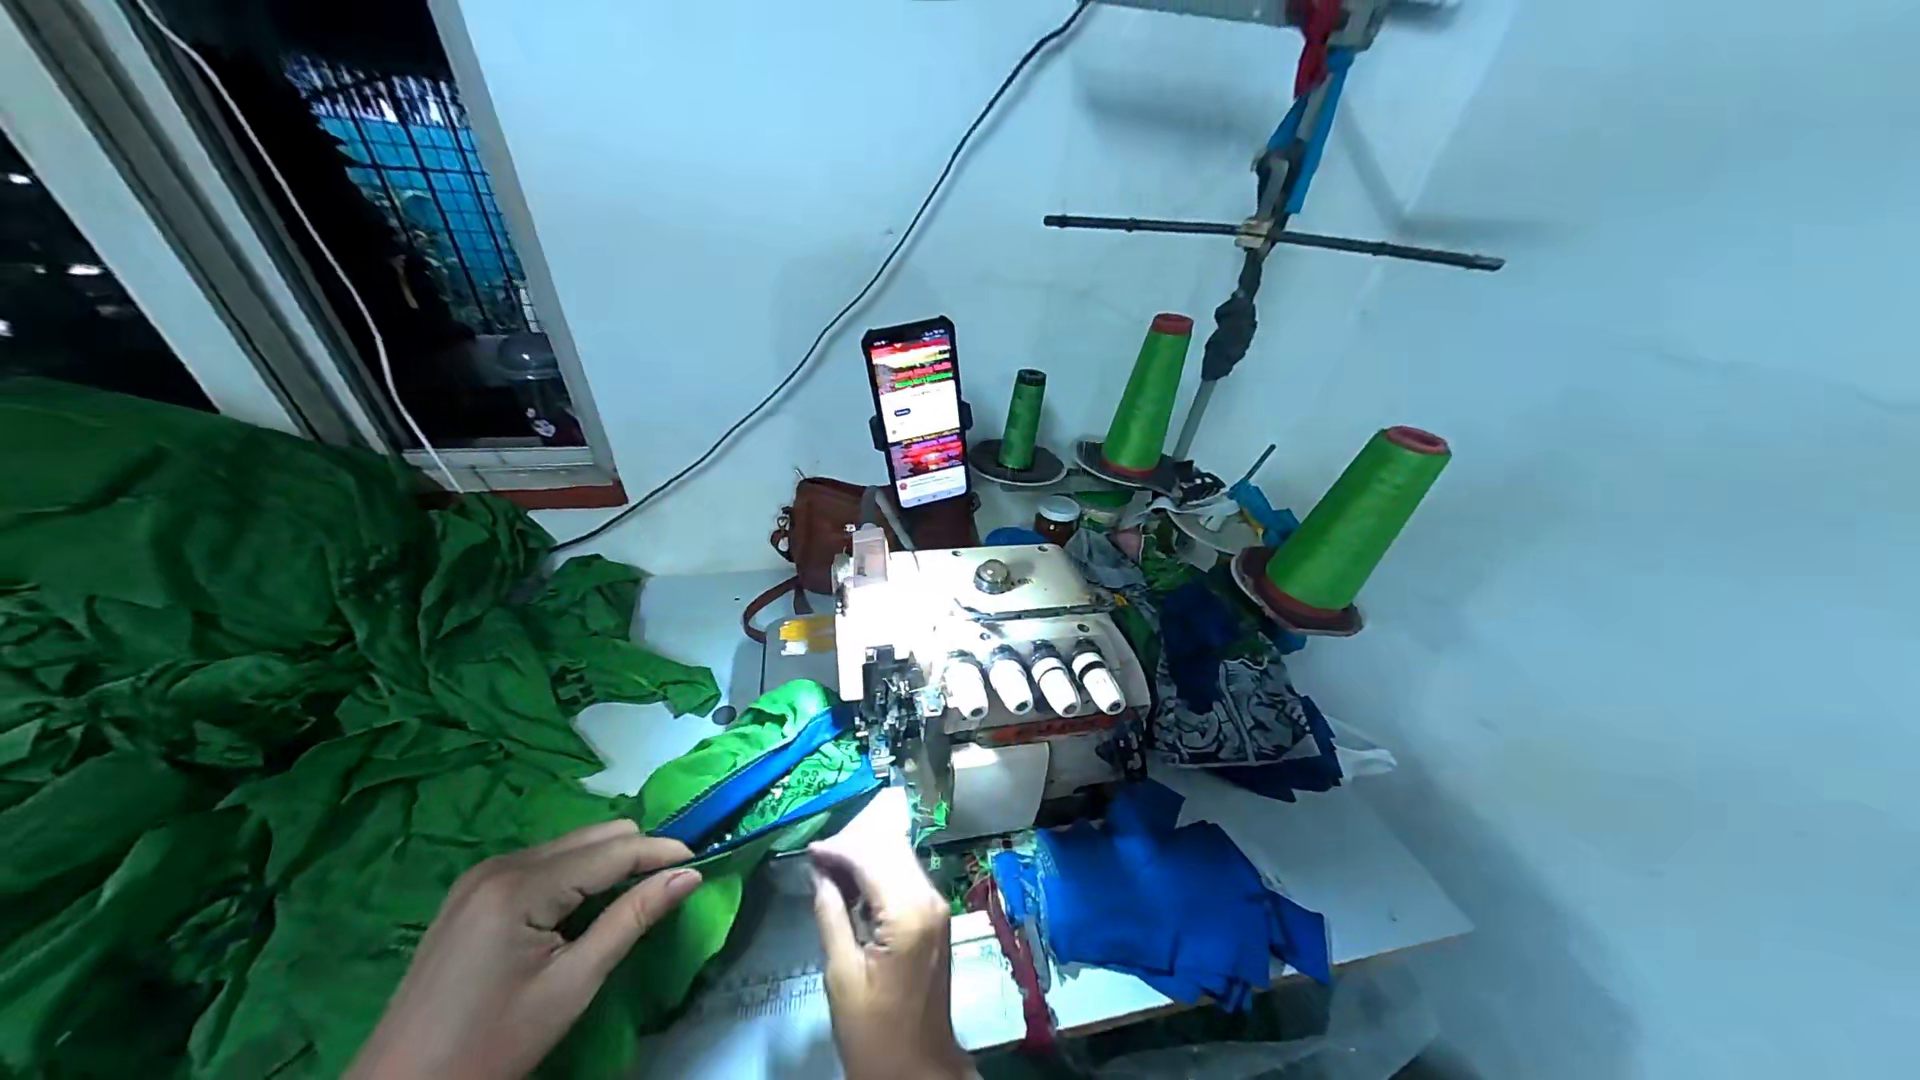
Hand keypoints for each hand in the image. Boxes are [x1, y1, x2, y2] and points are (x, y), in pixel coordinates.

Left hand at [347, 820, 702, 1079]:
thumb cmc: (490, 1047)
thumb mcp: (572, 985)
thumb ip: (633, 919)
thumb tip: (689, 875)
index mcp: (521, 885)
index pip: (613, 849)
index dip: (662, 852)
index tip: (701, 862)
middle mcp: (501, 863)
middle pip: (595, 835)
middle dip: (638, 853)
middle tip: (669, 884)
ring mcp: (482, 874)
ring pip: (572, 843)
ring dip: (609, 862)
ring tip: (634, 895)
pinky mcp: (473, 889)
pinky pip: (546, 860)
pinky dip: (578, 873)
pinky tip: (585, 905)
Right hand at [809, 788, 973, 1079]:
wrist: (917, 1069)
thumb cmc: (874, 1031)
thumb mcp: (841, 974)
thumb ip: (831, 914)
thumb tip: (820, 874)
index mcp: (908, 912)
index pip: (872, 858)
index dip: (839, 848)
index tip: (810, 849)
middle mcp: (930, 899)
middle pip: (891, 850)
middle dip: (855, 845)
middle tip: (819, 856)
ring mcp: (937, 907)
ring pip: (900, 859)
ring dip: (868, 856)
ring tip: (831, 866)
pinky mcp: (936, 917)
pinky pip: (907, 878)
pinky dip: (881, 873)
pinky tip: (855, 884)